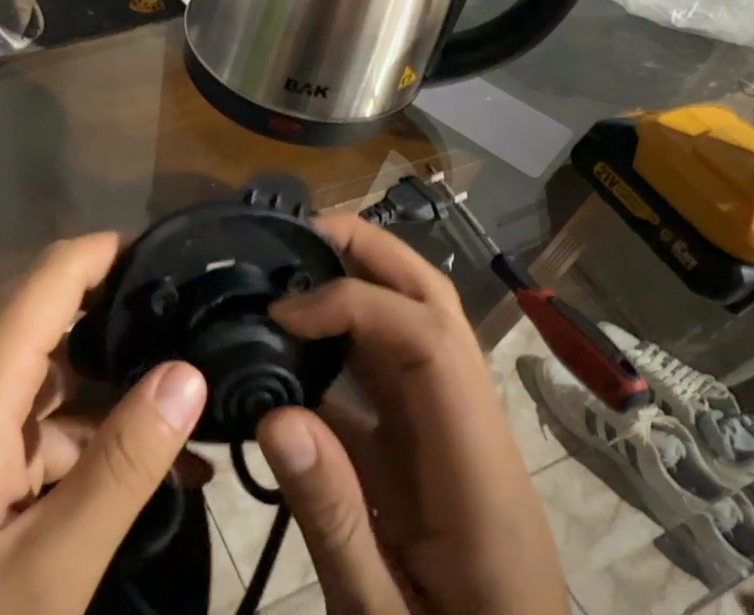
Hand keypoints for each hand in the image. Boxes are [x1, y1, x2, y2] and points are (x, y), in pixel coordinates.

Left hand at [0, 233, 209, 614]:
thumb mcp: (47, 567)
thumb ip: (121, 466)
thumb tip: (186, 372)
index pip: (54, 272)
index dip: (117, 252)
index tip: (186, 259)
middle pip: (51, 312)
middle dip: (126, 319)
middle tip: (206, 334)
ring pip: (42, 369)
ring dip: (110, 387)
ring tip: (193, 410)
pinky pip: (21, 416)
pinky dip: (75, 432)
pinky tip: (136, 467)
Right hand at [253, 214, 567, 614]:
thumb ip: (334, 520)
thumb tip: (275, 415)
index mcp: (477, 473)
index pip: (430, 343)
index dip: (353, 304)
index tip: (279, 313)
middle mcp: (472, 436)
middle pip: (438, 312)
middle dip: (372, 255)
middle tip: (294, 233)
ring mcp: (451, 445)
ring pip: (412, 337)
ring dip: (353, 291)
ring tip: (280, 276)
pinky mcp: (426, 462)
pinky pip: (382, 389)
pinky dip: (335, 355)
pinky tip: (283, 358)